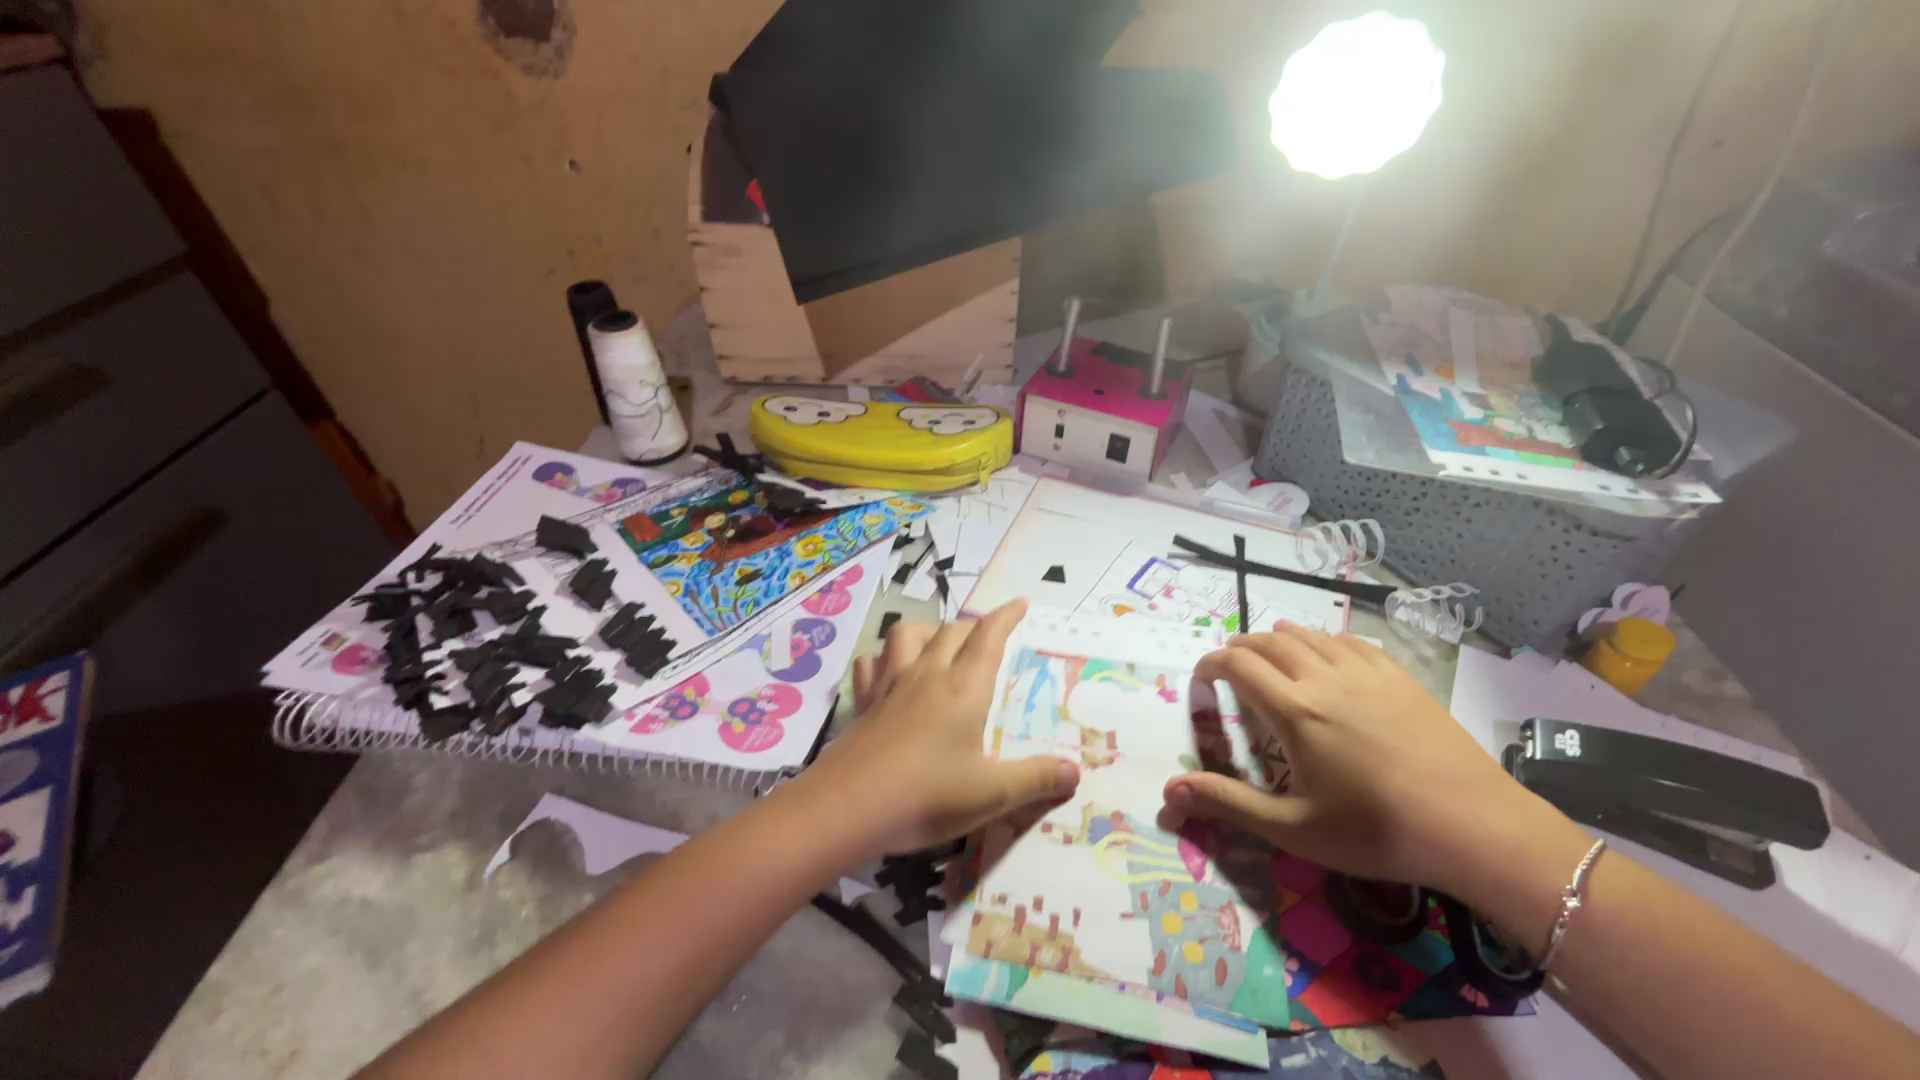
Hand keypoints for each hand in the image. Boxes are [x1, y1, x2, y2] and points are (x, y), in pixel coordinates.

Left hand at [799, 599, 1079, 856]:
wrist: (848, 808)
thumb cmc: (926, 796)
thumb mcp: (991, 795)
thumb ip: (1035, 780)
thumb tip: (1076, 773)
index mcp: (963, 689)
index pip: (988, 638)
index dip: (1005, 617)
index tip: (1019, 603)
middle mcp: (927, 676)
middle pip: (951, 632)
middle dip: (973, 626)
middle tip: (987, 635)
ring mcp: (889, 686)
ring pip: (906, 635)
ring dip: (927, 630)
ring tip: (937, 643)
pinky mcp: (863, 703)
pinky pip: (871, 664)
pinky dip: (883, 658)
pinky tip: (888, 671)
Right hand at [1162, 623, 1566, 898]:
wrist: (1474, 826)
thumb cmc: (1375, 831)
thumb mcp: (1292, 828)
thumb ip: (1228, 804)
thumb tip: (1168, 791)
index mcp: (1294, 710)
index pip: (1239, 665)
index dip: (1212, 664)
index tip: (1201, 678)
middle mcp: (1325, 678)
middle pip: (1270, 643)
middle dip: (1241, 648)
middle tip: (1228, 665)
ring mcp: (1367, 674)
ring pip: (1311, 637)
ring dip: (1279, 638)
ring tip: (1267, 648)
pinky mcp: (1401, 679)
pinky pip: (1352, 642)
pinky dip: (1325, 640)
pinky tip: (1327, 651)